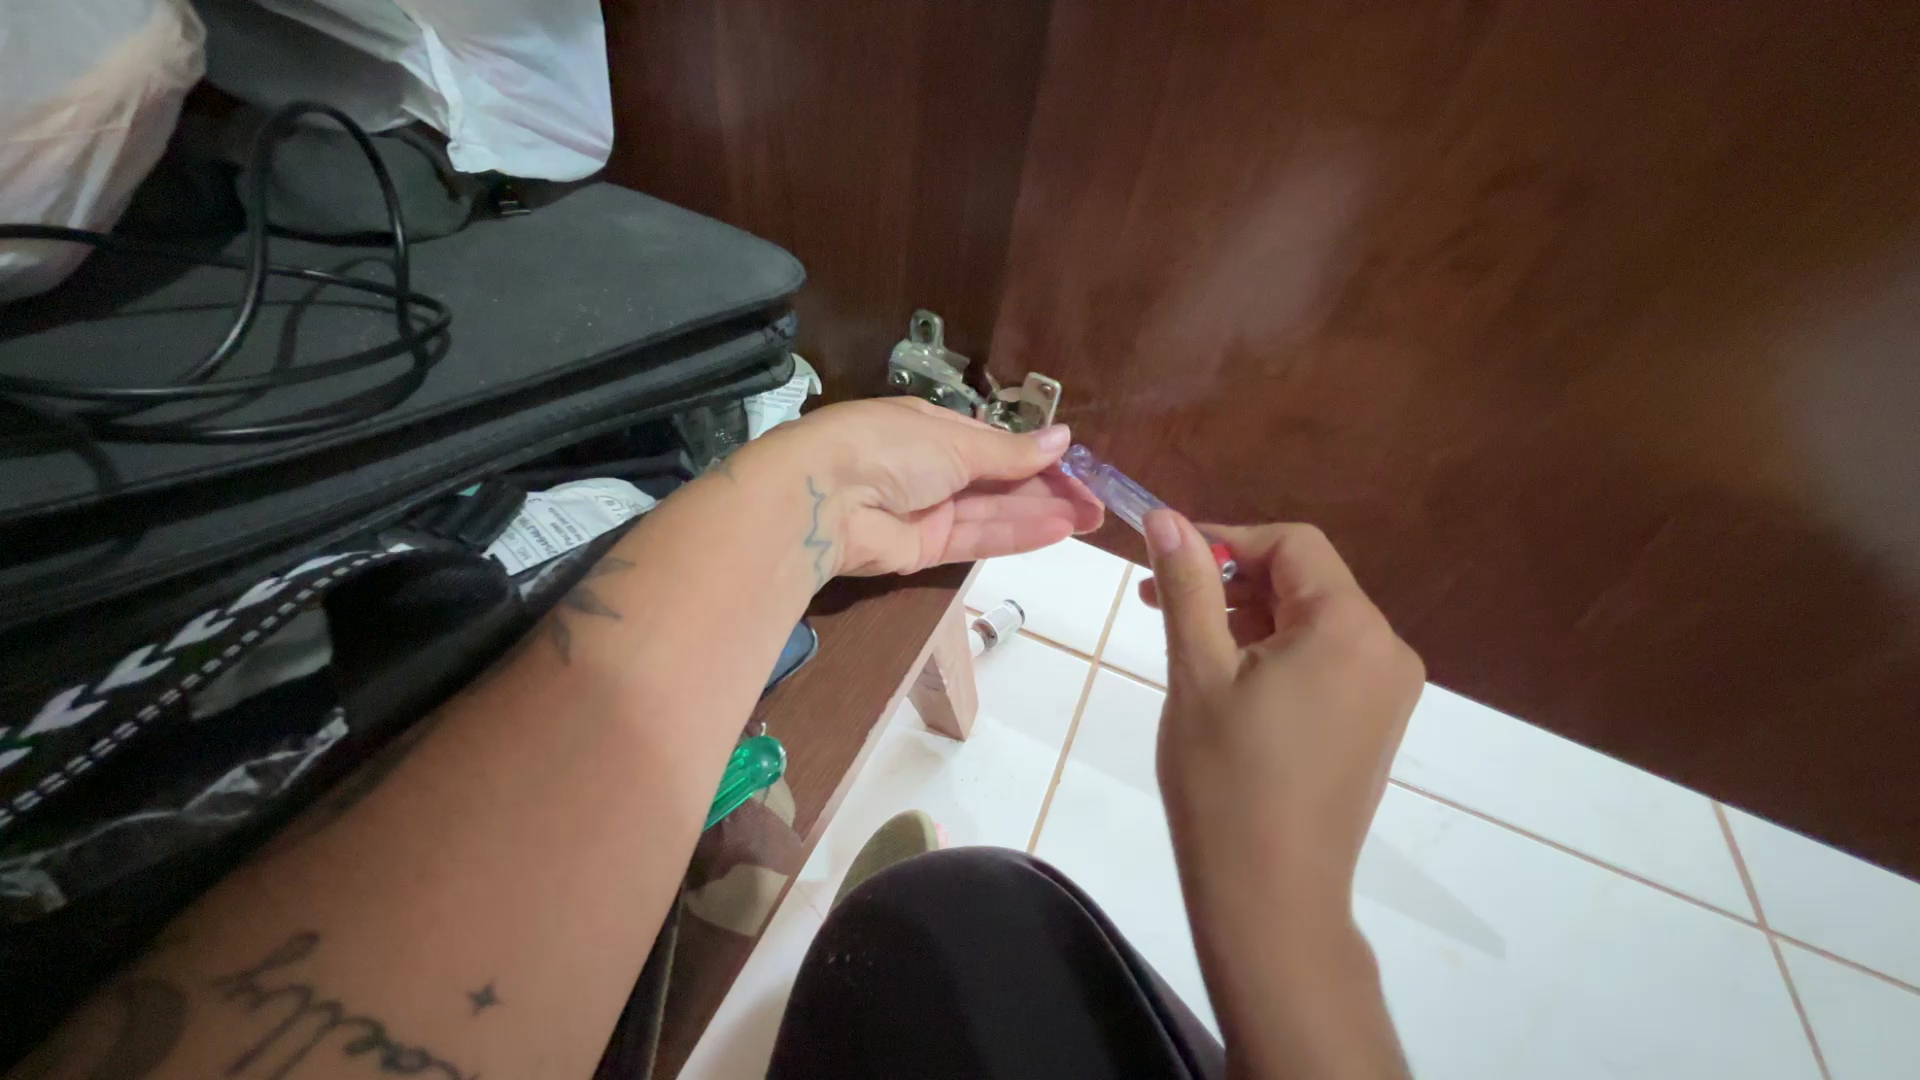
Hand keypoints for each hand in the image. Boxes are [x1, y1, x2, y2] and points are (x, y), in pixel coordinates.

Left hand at [773, 397, 1104, 575]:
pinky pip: (977, 539)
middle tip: (1096, 502)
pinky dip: (1016, 535)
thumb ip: (1010, 452)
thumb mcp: (956, 442)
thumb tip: (1062, 438)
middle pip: (998, 480)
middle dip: (1047, 489)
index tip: (1077, 467)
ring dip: (1041, 514)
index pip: (994, 443)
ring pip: (993, 511)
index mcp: (932, 429)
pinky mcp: (923, 550)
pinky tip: (1057, 530)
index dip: (1036, 456)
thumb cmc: (889, 448)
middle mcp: (930, 468)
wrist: (824, 498)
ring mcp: (926, 511)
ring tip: (1090, 518)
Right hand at [1140, 512, 1422, 914]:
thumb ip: (1186, 584)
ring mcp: (1385, 691)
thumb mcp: (1197, 669)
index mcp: (1350, 628)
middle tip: (1159, 600)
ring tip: (1185, 640)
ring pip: (1310, 620)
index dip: (1226, 539)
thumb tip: (1166, 517)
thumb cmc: (1225, 777)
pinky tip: (1226, 678)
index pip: (1291, 544)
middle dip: (1230, 579)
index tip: (1166, 559)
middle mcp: (1385, 650)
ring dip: (1246, 615)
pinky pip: (1323, 660)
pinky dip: (1273, 651)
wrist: (1270, 896)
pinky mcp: (1373, 724)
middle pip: (1305, 580)